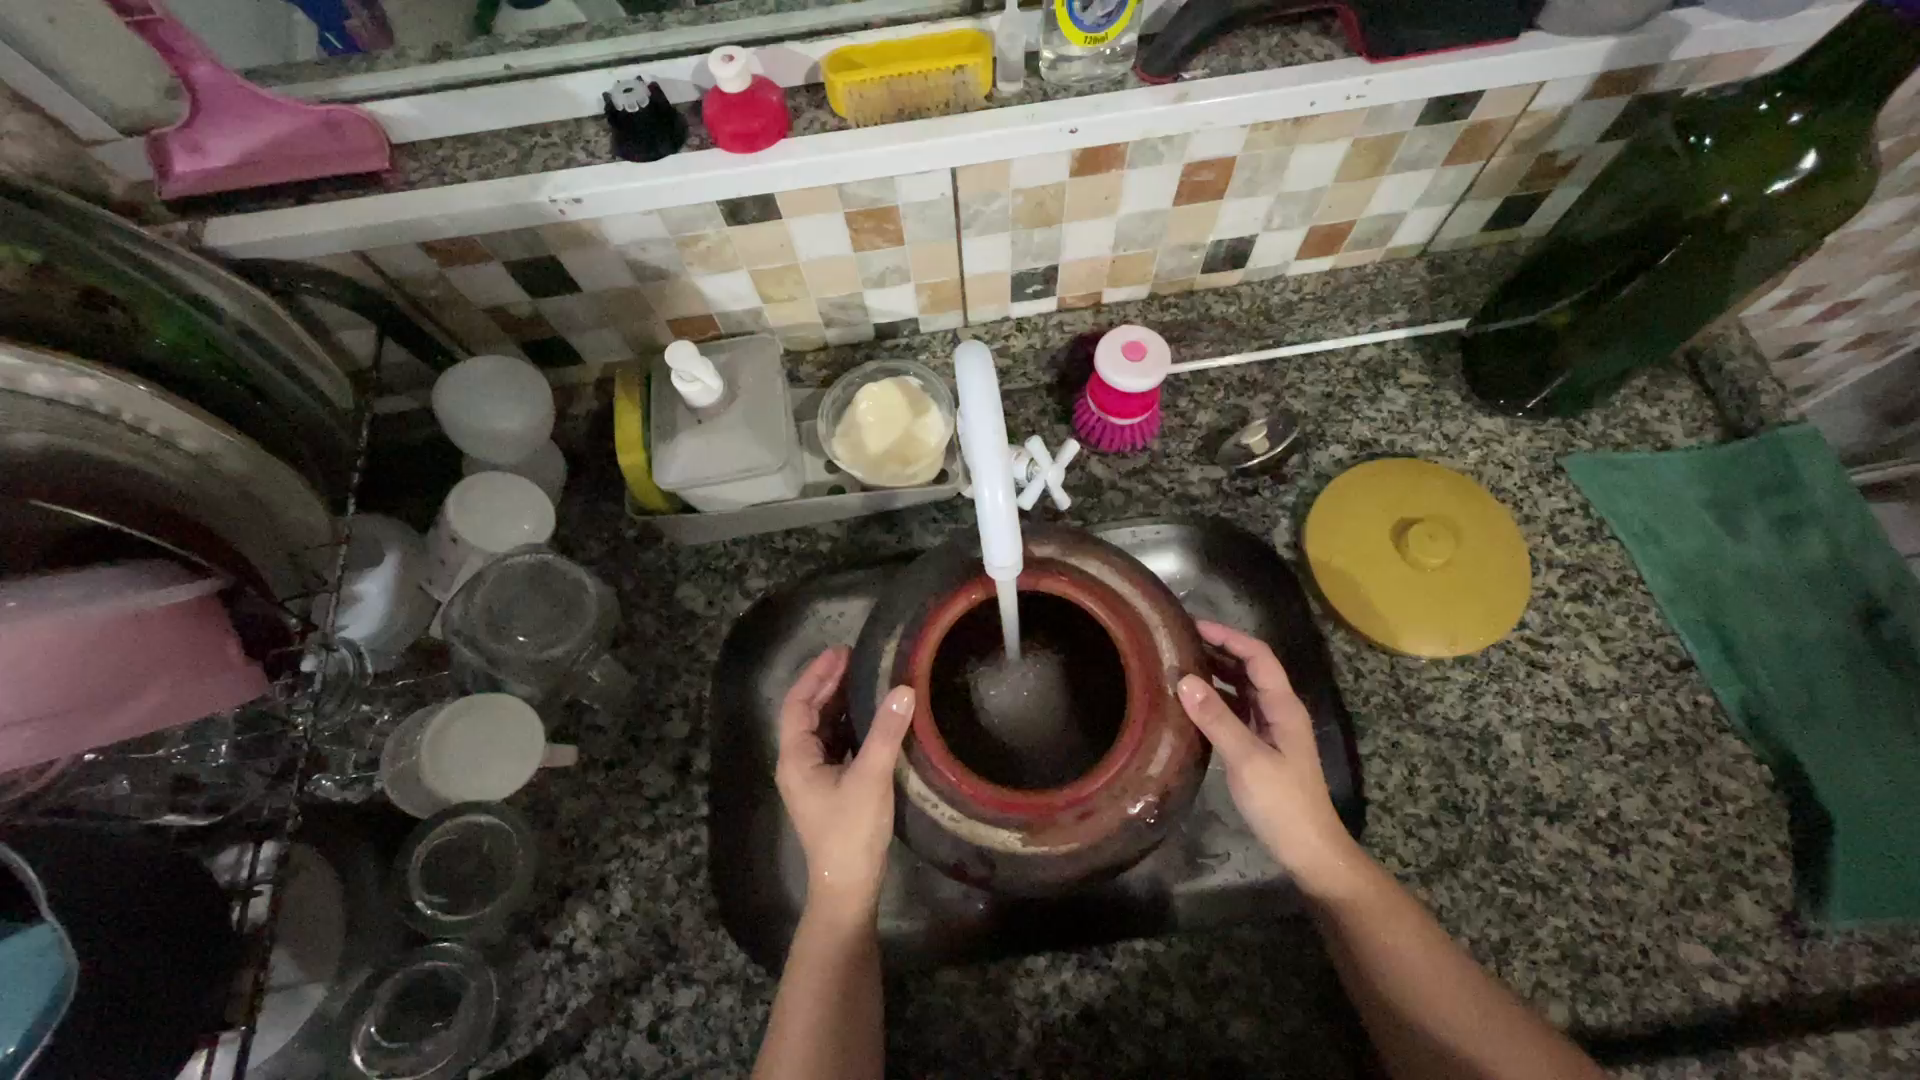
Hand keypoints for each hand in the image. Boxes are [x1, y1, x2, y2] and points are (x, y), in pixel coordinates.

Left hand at [775, 646, 914, 922]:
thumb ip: (885, 732)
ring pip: (822, 729)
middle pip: (807, 713)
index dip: (817, 675)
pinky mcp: (830, 789)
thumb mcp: (871, 778)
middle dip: (828, 684)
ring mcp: (813, 778)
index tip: (841, 651)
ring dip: (838, 703)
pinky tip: (872, 716)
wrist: (848, 887)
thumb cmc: (851, 831)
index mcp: (795, 758)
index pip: (797, 704)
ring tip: (865, 678)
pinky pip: (836, 745)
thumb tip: (903, 688)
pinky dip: (849, 725)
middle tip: (855, 657)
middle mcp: (798, 764)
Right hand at [1177, 621, 1369, 902]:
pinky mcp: (1260, 747)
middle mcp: (1279, 711)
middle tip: (1176, 641)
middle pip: (1248, 668)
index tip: (1192, 625)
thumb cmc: (1282, 803)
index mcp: (1283, 706)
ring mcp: (1270, 729)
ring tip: (1176, 665)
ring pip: (1240, 690)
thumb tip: (1183, 679)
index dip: (1228, 636)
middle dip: (1217, 650)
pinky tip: (1188, 704)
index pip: (1257, 656)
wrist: (1309, 850)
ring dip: (1213, 674)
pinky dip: (1213, 701)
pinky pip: (1235, 711)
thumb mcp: (1246, 759)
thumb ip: (1216, 719)